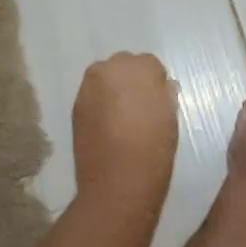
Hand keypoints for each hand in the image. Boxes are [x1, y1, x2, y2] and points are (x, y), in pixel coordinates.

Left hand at [72, 52, 179, 215]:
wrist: (117, 181)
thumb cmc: (153, 149)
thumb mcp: (170, 117)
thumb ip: (163, 95)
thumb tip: (159, 88)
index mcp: (141, 68)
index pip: (150, 65)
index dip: (155, 83)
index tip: (157, 102)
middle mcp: (111, 68)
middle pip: (123, 65)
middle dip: (130, 80)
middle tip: (138, 107)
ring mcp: (89, 86)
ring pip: (104, 77)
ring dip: (112, 89)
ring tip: (120, 117)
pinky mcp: (75, 104)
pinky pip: (91, 95)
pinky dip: (99, 103)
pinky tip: (106, 125)